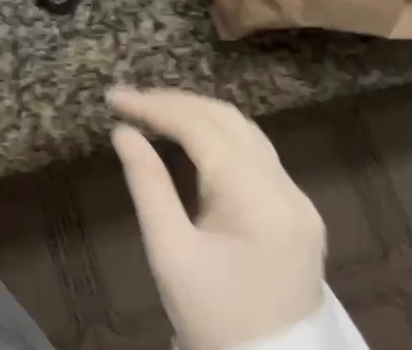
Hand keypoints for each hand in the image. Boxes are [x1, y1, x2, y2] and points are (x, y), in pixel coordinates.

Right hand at [108, 88, 327, 349]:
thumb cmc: (212, 315)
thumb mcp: (170, 252)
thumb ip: (147, 185)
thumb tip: (122, 132)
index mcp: (260, 202)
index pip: (203, 131)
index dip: (155, 107)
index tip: (113, 97)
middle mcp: (288, 192)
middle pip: (229, 122)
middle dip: (175, 104)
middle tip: (128, 101)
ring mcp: (298, 202)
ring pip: (245, 134)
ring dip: (197, 115)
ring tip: (150, 112)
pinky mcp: (296, 214)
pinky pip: (254, 156)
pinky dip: (216, 136)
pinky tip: (186, 139)